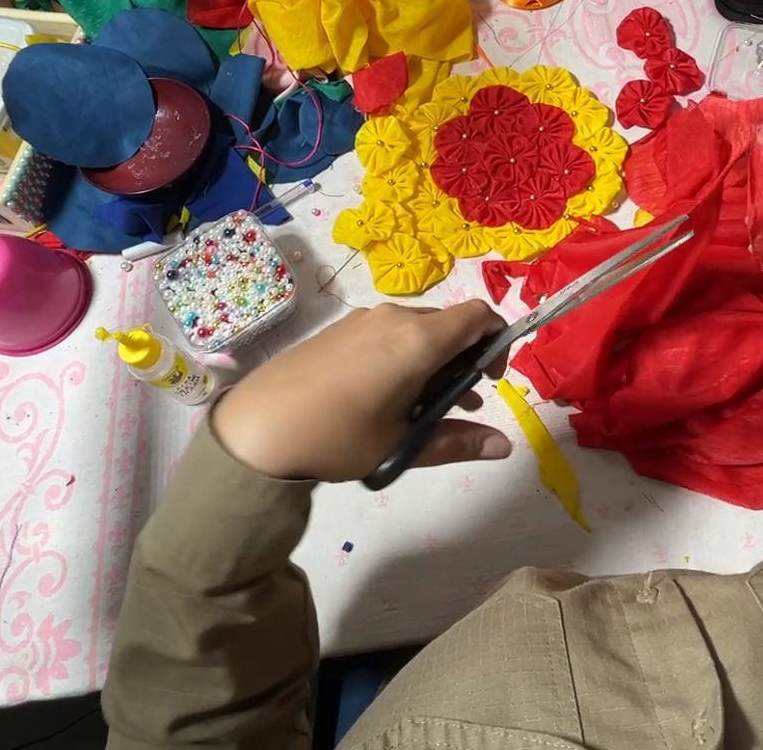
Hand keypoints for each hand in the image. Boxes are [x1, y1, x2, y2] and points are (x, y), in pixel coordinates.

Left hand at [213, 301, 514, 480]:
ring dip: (434, 359)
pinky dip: (404, 354)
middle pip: (449, 323)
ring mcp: (365, 319)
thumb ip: (458, 442)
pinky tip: (385, 394)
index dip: (497, 339)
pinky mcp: (341, 328)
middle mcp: (395, 318)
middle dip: (464, 357)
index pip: (479, 315)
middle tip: (459, 403)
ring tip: (425, 406)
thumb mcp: (401, 445)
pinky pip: (389, 331)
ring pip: (418, 329)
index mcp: (419, 340)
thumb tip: (505, 446)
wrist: (257, 427)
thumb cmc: (338, 437)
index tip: (490, 377)